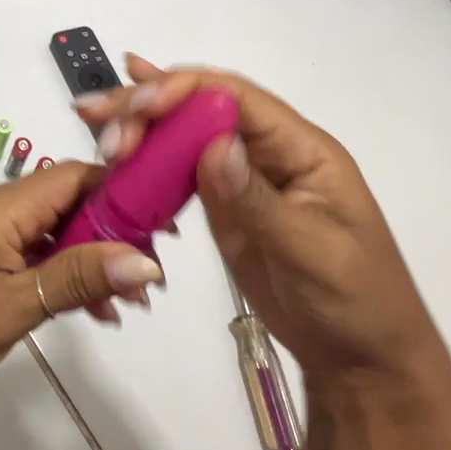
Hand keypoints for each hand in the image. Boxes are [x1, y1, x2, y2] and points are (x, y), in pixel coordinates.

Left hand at [0, 161, 166, 392]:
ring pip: (54, 228)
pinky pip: (32, 248)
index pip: (74, 175)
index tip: (164, 226)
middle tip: (150, 281)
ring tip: (129, 305)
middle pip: (68, 200)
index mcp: (1, 205)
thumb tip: (145, 259)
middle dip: (113, 234)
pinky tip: (91, 308)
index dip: (122, 191)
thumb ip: (78, 277)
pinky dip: (62, 271)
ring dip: (91, 259)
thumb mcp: (15, 305)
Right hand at [75, 57, 450, 386]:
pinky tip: (116, 137)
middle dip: (146, 102)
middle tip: (94, 115)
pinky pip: (175, 164)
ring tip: (90, 117)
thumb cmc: (356, 302)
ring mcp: (239, 174)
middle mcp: (266, 149)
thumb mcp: (314, 252)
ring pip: (180, 130)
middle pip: (199, 105)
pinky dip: (144, 151)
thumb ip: (259, 199)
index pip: (235, 97)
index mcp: (300, 148)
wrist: (360, 360)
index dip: (183, 89)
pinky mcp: (220, 201)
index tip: (139, 106)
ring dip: (136, 122)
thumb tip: (213, 146)